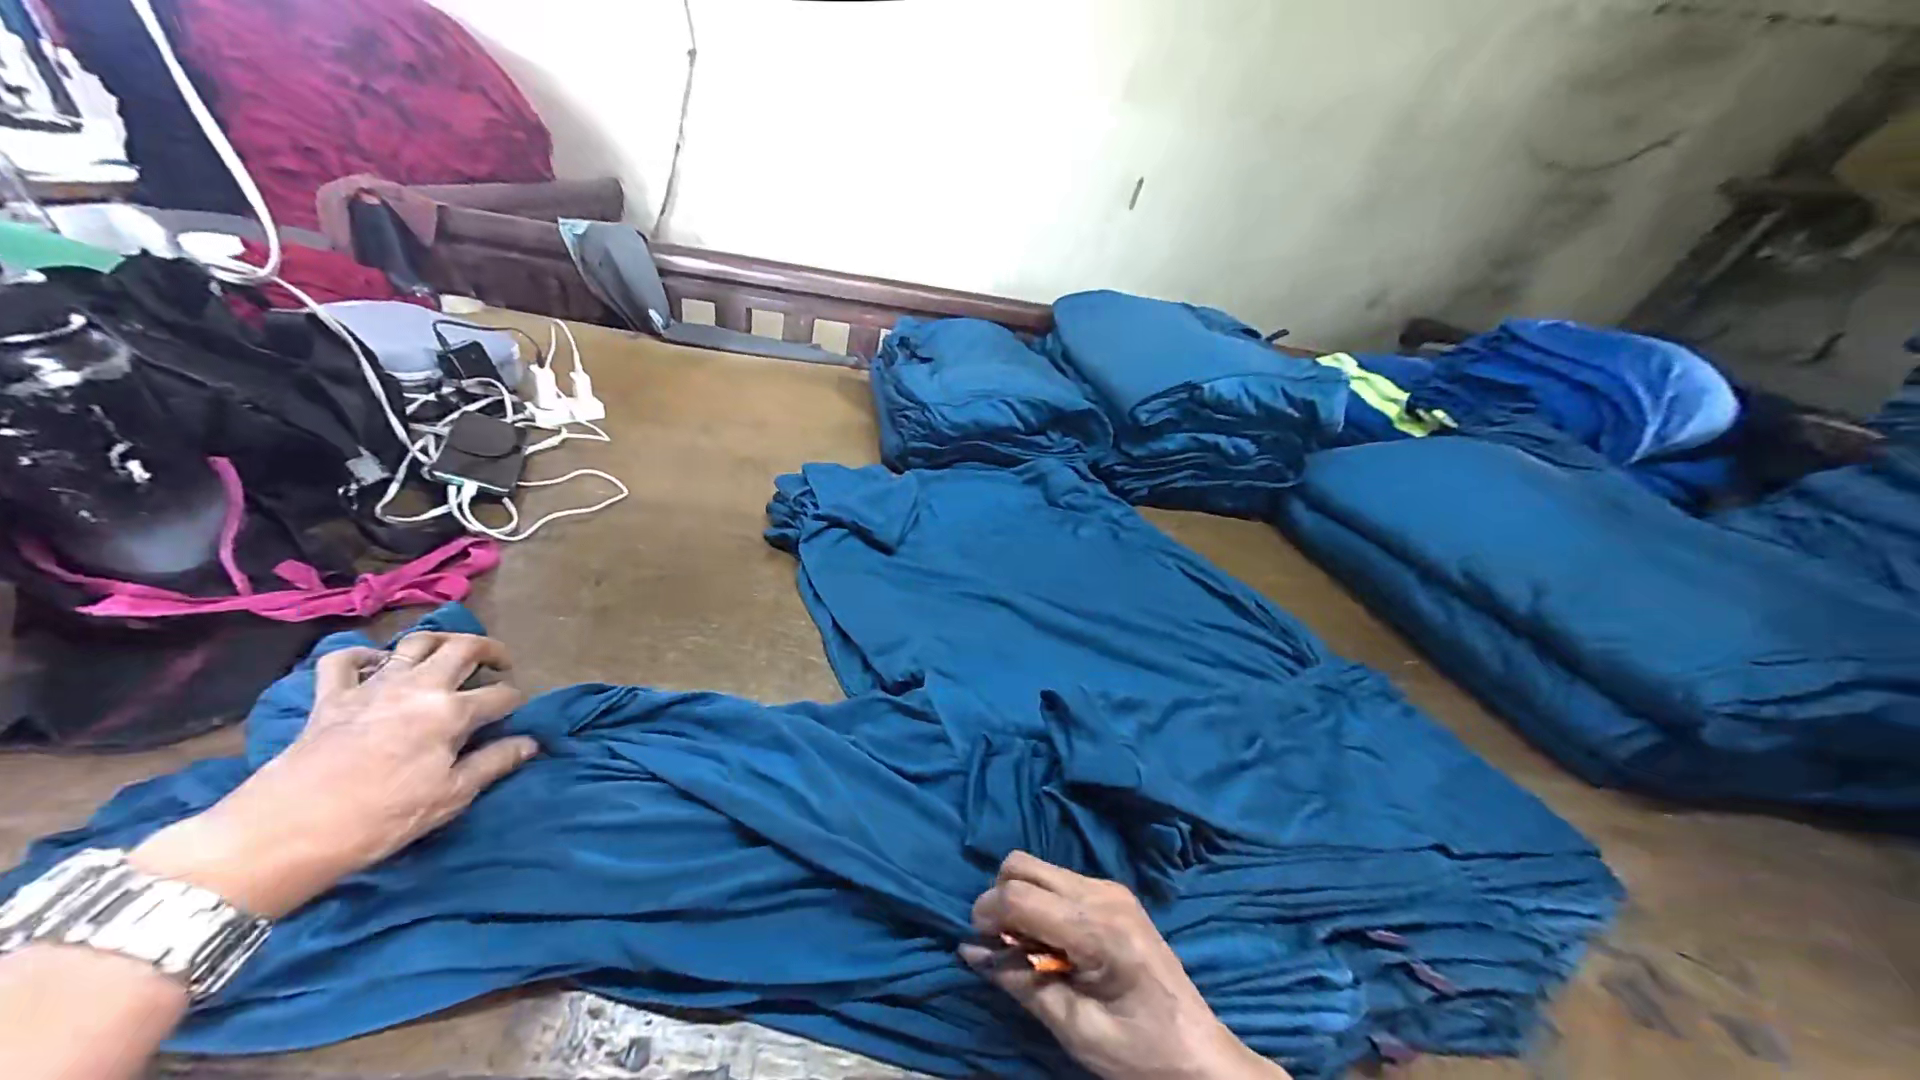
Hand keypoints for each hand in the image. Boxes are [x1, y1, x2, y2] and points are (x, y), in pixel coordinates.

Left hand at [129, 632, 536, 916]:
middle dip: (490, 650)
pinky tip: (375, 664)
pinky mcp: (330, 698)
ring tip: (450, 652)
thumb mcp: (450, 796)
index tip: (517, 715)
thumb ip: (494, 763)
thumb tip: (529, 743)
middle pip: (464, 649)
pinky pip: (343, 661)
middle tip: (500, 662)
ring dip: (439, 641)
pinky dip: (362, 656)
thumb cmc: (379, 818)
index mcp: (451, 712)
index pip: (501, 695)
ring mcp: (370, 688)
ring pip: (413, 643)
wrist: (283, 833)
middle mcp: (417, 687)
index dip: (515, 702)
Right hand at [961, 852, 1290, 1079]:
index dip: (986, 915)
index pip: (1019, 895)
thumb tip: (971, 950)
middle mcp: (1102, 893)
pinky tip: (1054, 943)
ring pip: (1037, 867)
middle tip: (1005, 947)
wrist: (1201, 1055)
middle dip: (999, 900)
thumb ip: (1021, 983)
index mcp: (1097, 929)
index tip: (982, 947)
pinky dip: (1040, 901)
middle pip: (1021, 865)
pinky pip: (1057, 879)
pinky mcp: (1113, 893)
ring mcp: (1110, 888)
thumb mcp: (1075, 1029)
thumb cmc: (1140, 1053)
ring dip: (1019, 899)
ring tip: (1031, 949)